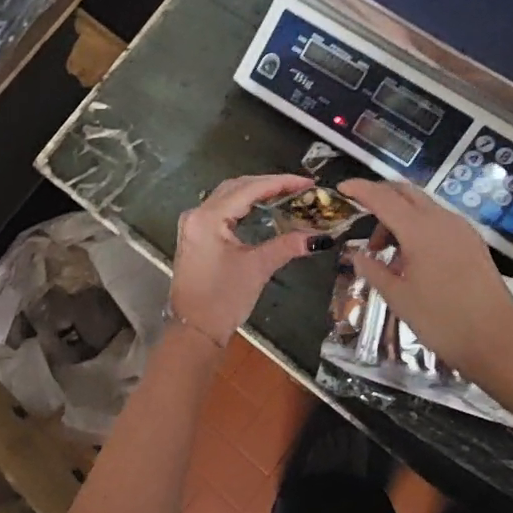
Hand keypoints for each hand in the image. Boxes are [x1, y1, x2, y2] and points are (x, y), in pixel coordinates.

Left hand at [170, 175, 324, 346]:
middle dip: (269, 184)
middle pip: (236, 187)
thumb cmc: (223, 299)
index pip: (249, 189)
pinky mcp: (195, 235)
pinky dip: (243, 205)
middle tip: (299, 188)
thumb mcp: (257, 268)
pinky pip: (221, 209)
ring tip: (286, 194)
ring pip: (227, 196)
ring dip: (255, 192)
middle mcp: (197, 214)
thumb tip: (319, 237)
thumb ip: (287, 246)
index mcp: (208, 218)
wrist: (194, 330)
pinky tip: (262, 208)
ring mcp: (192, 224)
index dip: (280, 183)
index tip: (307, 182)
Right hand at [339, 179, 512, 380]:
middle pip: (406, 193)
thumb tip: (358, 255)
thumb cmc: (442, 321)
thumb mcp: (398, 298)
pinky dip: (418, 227)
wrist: (499, 344)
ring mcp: (462, 230)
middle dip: (381, 198)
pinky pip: (439, 222)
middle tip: (363, 219)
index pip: (383, 197)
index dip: (360, 189)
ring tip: (387, 253)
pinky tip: (412, 259)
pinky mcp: (473, 243)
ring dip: (400, 217)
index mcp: (420, 230)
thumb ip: (373, 270)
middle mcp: (443, 221)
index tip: (341, 188)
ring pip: (423, 207)